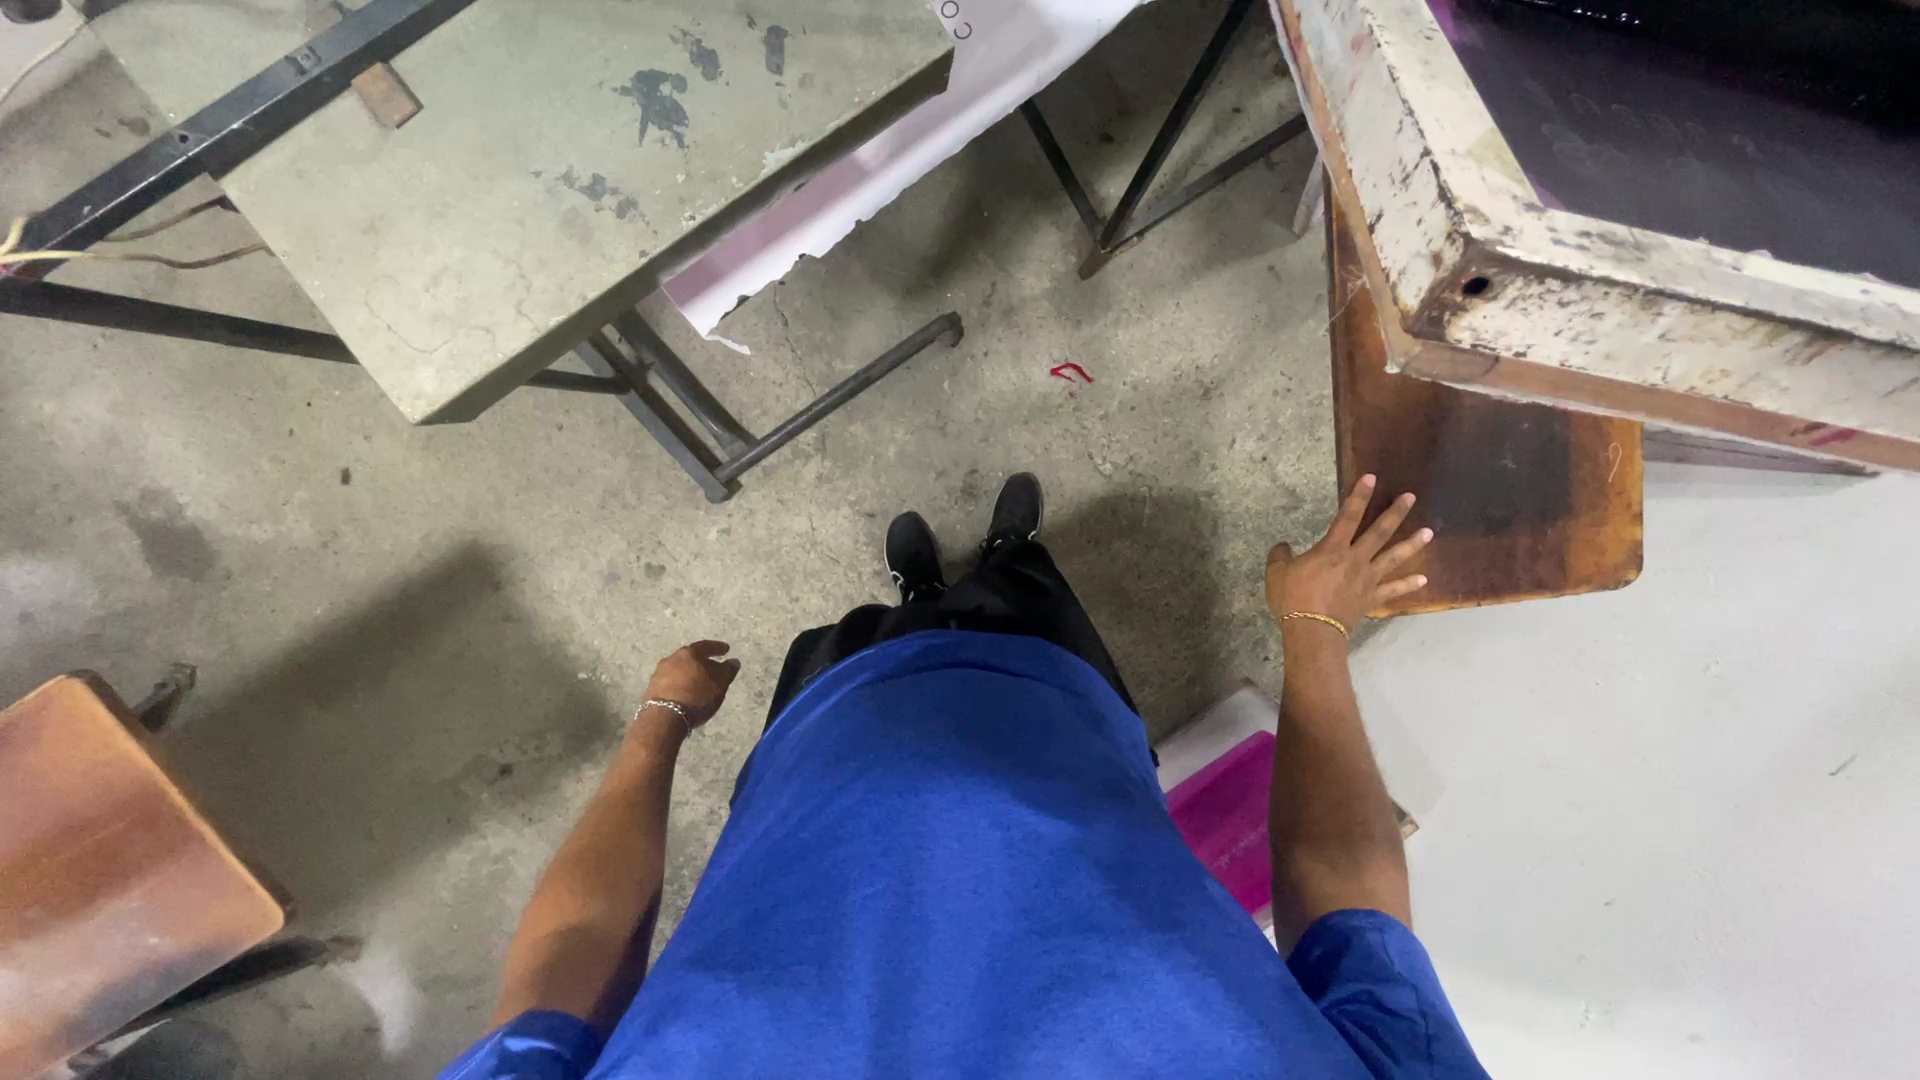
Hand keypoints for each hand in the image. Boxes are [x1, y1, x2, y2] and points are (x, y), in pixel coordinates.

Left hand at [641, 640, 740, 730]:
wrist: (664, 718)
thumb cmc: (696, 696)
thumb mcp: (720, 684)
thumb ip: (728, 670)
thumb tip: (733, 661)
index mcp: (689, 653)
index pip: (706, 646)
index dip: (717, 648)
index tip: (726, 650)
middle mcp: (671, 659)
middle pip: (690, 657)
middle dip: (702, 662)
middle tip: (713, 667)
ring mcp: (658, 674)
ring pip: (679, 670)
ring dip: (690, 674)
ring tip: (699, 683)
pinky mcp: (651, 689)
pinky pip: (671, 682)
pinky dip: (680, 684)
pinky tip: (686, 693)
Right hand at [1266, 475, 1431, 632]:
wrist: (1312, 631)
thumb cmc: (1292, 598)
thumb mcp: (1276, 573)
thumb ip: (1280, 556)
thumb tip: (1282, 546)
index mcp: (1331, 550)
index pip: (1347, 516)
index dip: (1359, 496)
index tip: (1372, 478)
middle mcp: (1355, 559)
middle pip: (1379, 532)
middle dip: (1395, 513)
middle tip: (1411, 497)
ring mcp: (1367, 579)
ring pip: (1394, 558)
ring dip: (1412, 544)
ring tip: (1428, 532)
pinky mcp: (1371, 598)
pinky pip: (1393, 590)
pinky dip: (1408, 585)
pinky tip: (1423, 579)